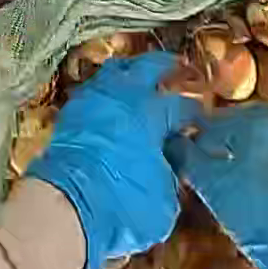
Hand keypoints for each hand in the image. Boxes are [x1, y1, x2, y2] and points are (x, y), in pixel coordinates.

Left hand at [26, 51, 197, 268]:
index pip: (182, 106)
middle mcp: (124, 93)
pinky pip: (95, 89)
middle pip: (148, 65)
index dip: (194, 113)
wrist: (66, 204)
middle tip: (176, 64)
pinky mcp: (72, 109)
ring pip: (116, 69)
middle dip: (165, 64)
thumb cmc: (122, 202)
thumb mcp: (163, 200)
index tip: (201, 120)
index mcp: (151, 111)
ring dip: (131, 70)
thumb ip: (171, 173)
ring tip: (139, 74)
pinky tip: (111, 100)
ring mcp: (95, 96)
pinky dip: (107, 90)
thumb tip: (172, 162)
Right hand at [167, 104, 267, 268]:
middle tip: (208, 176)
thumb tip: (172, 141)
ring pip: (263, 150)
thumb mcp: (215, 188)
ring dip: (247, 164)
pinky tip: (265, 200)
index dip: (194, 141)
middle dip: (222, 151)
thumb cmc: (264, 214)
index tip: (186, 160)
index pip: (212, 121)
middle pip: (239, 132)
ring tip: (235, 191)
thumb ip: (189, 158)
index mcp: (254, 117)